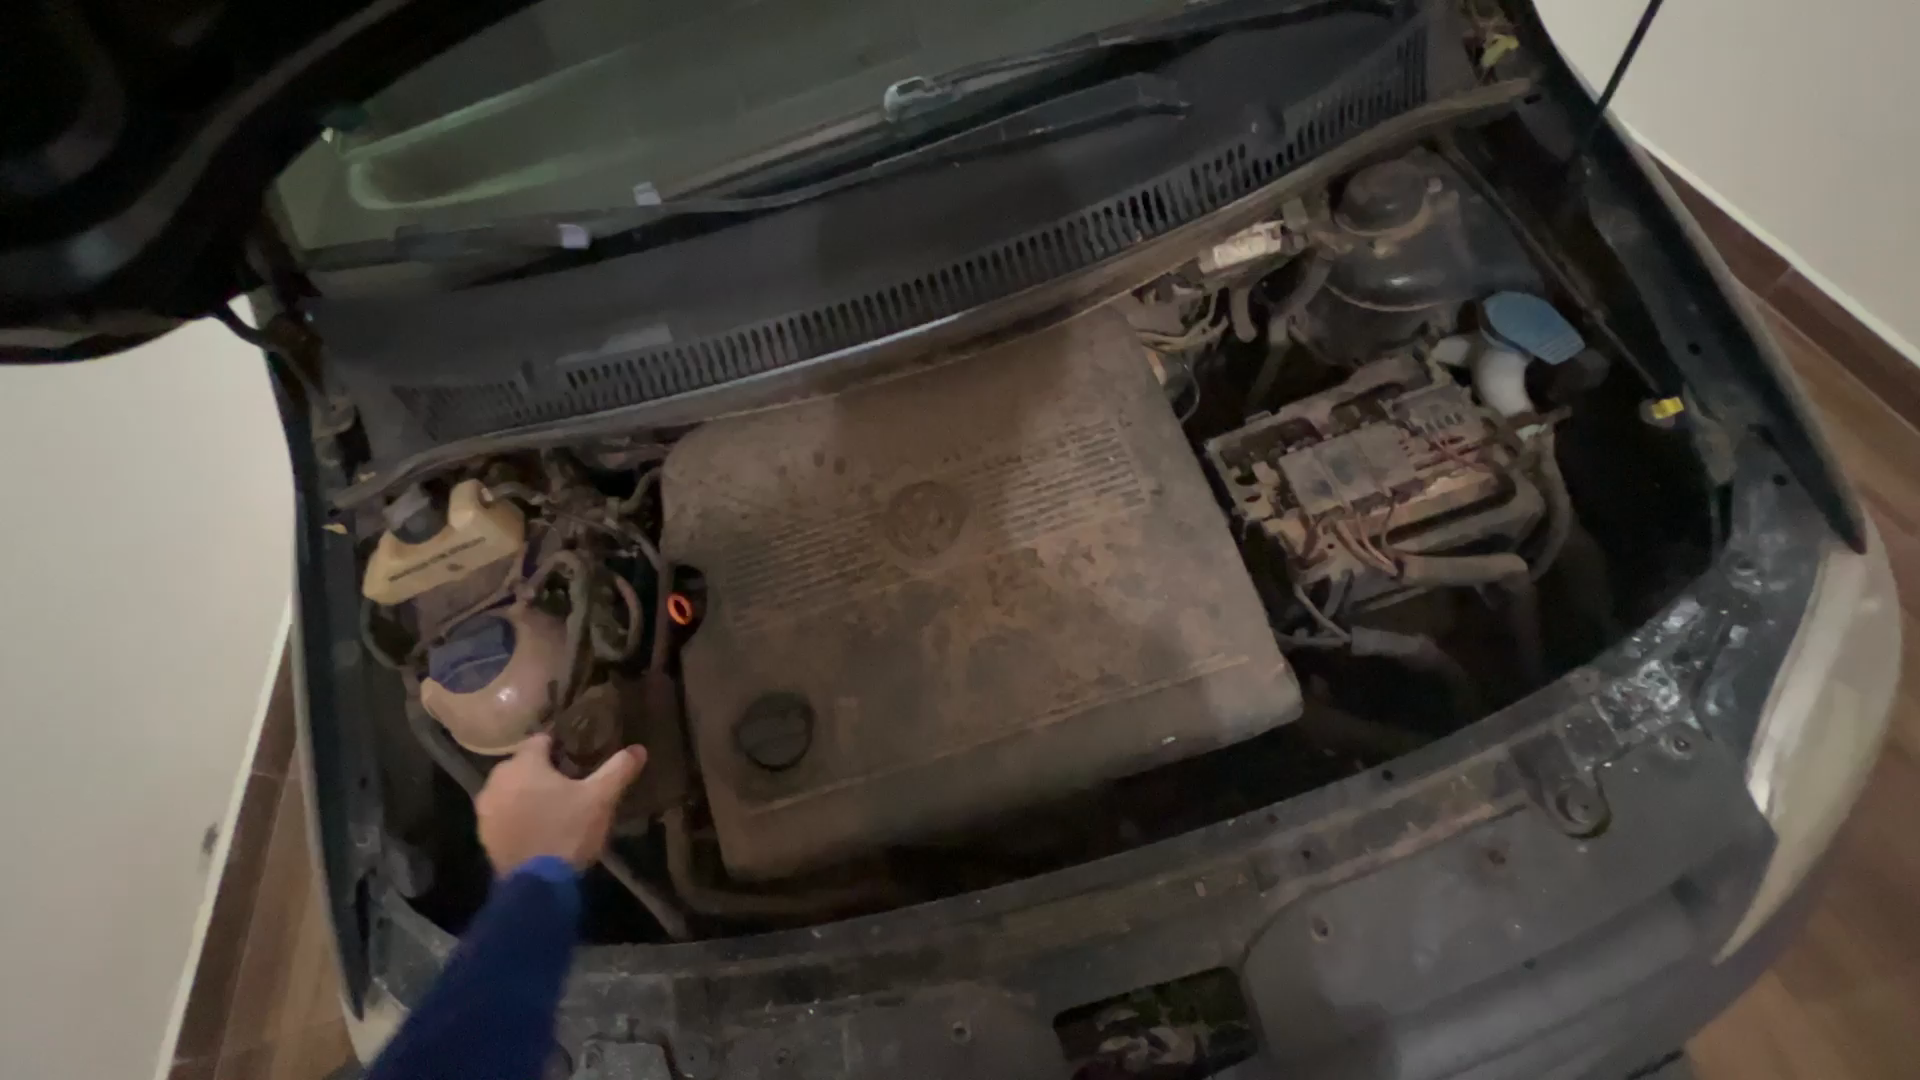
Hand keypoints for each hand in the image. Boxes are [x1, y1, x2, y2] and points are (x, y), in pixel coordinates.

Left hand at [474, 733, 647, 874]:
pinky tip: (539, 825)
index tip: (578, 754)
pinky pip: (503, 813)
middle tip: (570, 780)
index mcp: (523, 765)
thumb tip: (638, 749)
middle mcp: (496, 782)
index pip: (540, 740)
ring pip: (510, 789)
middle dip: (542, 768)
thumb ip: (619, 768)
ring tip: (555, 804)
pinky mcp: (483, 836)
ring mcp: (485, 811)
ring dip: (527, 792)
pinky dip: (517, 814)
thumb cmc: (568, 831)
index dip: (561, 744)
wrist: (536, 887)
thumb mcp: (602, 798)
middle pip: (522, 764)